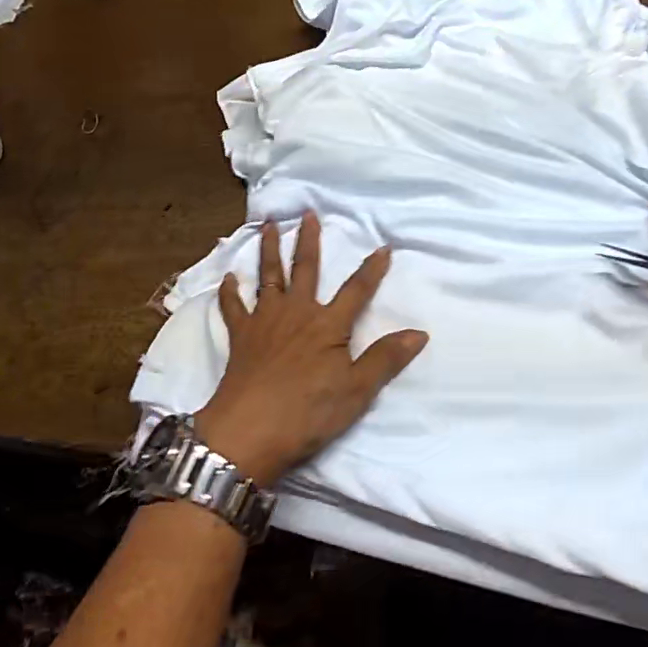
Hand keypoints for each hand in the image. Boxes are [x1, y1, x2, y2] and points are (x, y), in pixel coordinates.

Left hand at [195, 213, 428, 484]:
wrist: (248, 432)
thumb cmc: (307, 413)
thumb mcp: (356, 391)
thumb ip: (386, 359)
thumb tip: (419, 333)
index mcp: (328, 325)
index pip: (357, 290)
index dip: (372, 270)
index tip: (383, 247)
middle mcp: (297, 313)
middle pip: (306, 270)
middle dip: (309, 241)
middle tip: (308, 214)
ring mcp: (265, 322)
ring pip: (269, 277)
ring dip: (270, 250)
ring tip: (269, 226)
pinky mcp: (241, 337)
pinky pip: (234, 308)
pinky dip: (230, 292)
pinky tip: (228, 278)